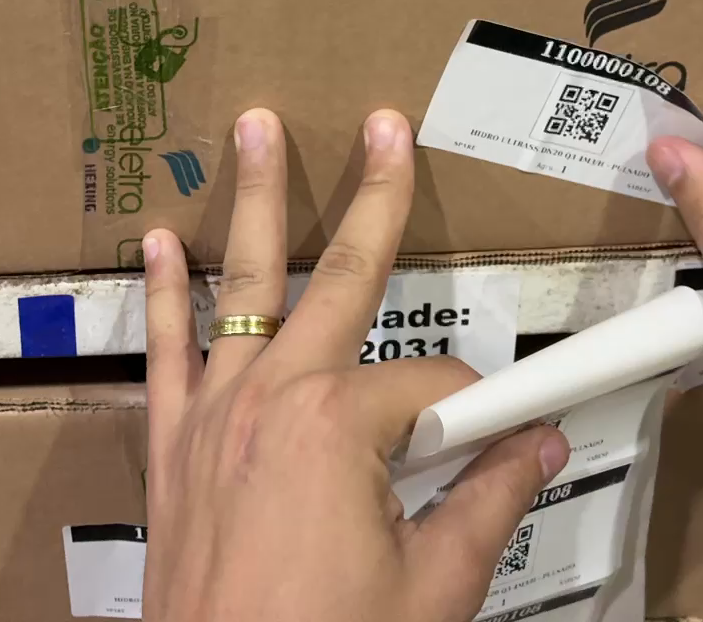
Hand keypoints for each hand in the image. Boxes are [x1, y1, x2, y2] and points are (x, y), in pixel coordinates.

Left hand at [142, 108, 569, 621]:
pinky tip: (161, 238)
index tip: (502, 432)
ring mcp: (216, 407)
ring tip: (253, 128)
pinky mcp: (173, 438)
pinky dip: (163, 290)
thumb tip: (542, 447)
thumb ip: (488, 502)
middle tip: (384, 128)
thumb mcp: (432, 590)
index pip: (436, 385)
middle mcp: (275, 394)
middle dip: (377, 197)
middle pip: (347, 275)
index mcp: (342, 426)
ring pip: (247, 281)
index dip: (478, 408)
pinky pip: (165, 347)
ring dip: (257, 200)